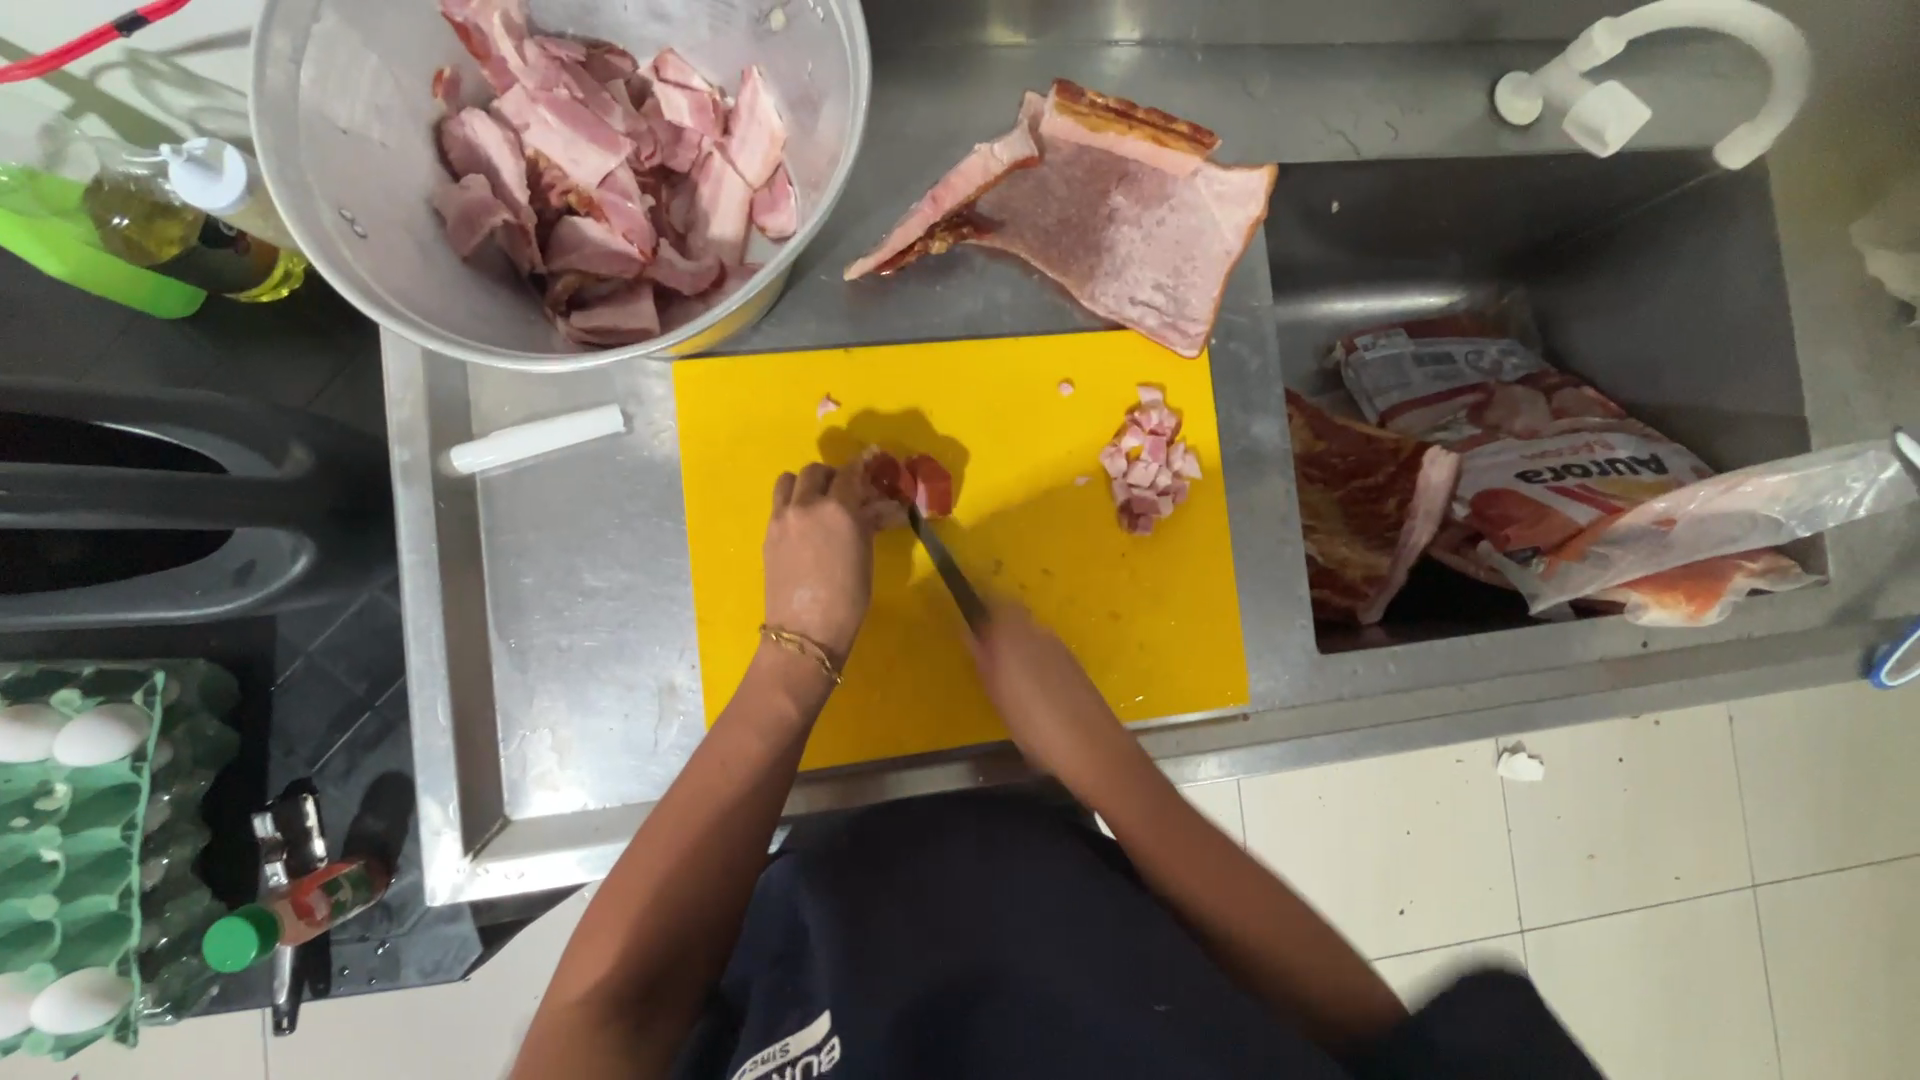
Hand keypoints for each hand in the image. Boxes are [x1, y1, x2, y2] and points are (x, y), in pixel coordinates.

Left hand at [764, 463, 874, 665]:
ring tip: (817, 501)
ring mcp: (782, 517)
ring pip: (789, 481)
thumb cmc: (848, 597)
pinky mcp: (769, 533)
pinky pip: (779, 504)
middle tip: (844, 490)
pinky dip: (792, 503)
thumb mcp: (865, 556)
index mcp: (838, 507)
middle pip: (815, 472)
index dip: (861, 465)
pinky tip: (804, 524)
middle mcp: (807, 504)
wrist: (806, 629)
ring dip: (804, 484)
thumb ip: (870, 523)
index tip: (869, 461)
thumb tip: (883, 508)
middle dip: (832, 476)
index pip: (850, 473)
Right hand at [970, 602, 1127, 780]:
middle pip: (1014, 615)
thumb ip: (983, 660)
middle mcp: (1038, 632)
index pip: (996, 602)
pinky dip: (1035, 660)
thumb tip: (971, 635)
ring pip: (1031, 634)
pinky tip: (1034, 691)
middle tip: (987, 656)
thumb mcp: (998, 695)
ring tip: (1010, 680)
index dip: (984, 607)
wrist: (1091, 745)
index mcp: (1014, 636)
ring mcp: (1059, 646)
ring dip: (1018, 646)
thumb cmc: (1035, 724)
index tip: (972, 623)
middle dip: (1000, 629)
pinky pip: (1046, 650)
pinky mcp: (1074, 662)